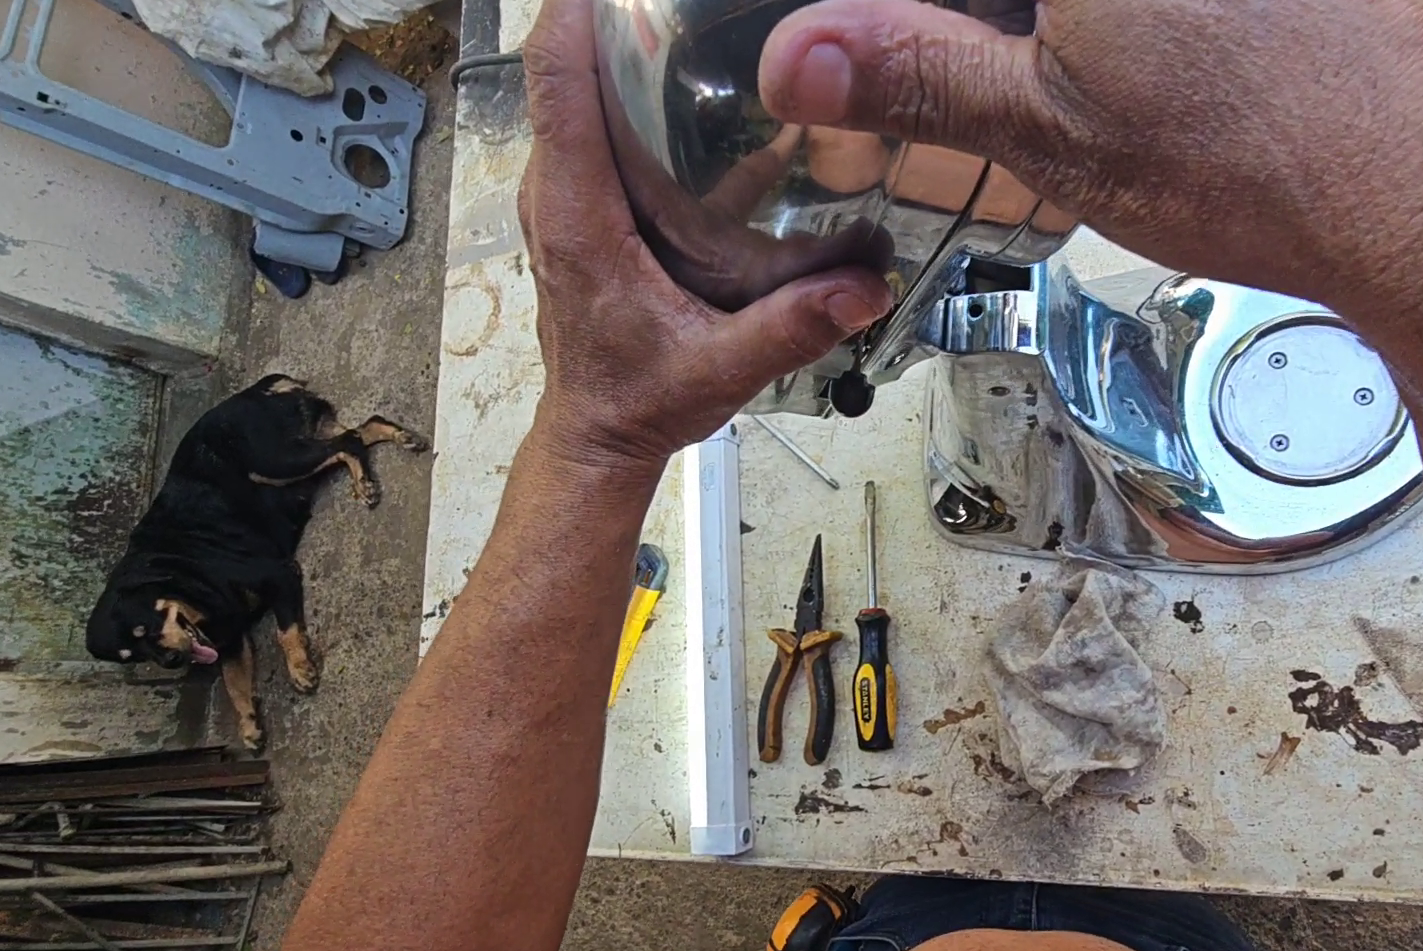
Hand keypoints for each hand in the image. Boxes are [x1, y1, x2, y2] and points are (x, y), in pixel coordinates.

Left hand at [517, 0, 892, 466]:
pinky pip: (611, 147)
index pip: (557, 74)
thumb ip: (791, 327)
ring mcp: (572, 205)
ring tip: (709, 43)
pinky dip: (650, 122)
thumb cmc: (642, 402)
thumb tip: (865, 288)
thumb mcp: (722, 368)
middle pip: (570, 70)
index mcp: (580, 215)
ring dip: (637, 67)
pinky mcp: (592, 221)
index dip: (586, 10)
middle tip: (701, 14)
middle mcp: (561, 196)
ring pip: (587, 102)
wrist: (602, 435)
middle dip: (625, 26)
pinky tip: (720, 124)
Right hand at [756, 0, 1422, 311]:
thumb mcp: (1050, 130)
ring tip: (1069, 75)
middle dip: (984, 31)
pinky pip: (1147, 5)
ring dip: (1045, 34)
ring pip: (1072, 3)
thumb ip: (915, 72)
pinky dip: (1111, 27)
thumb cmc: (1247, 159)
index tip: (892, 53)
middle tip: (969, 68)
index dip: (904, 21)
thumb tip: (797, 58)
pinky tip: (1151, 57)